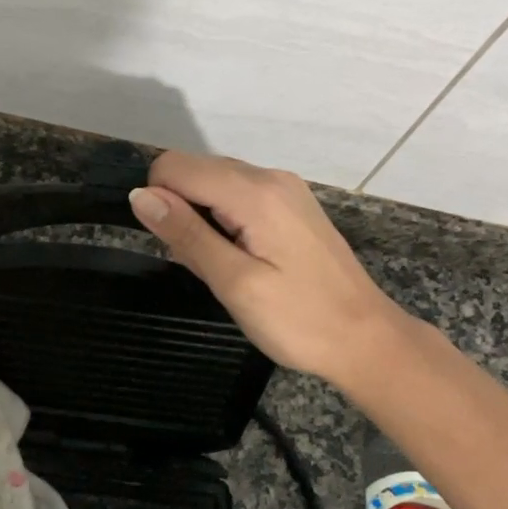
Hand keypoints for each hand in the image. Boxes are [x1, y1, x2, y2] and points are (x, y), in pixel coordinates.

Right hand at [128, 151, 401, 382]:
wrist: (368, 341)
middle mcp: (269, 177)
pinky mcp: (290, 203)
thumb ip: (187, 234)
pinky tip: (241, 257)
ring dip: (201, 216)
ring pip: (213, 181)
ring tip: (224, 265)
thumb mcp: (235, 283)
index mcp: (254, 193)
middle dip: (180, 210)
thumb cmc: (299, 320)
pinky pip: (237, 194)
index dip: (160, 203)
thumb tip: (139, 195)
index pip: (174, 167)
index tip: (179, 247)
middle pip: (193, 169)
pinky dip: (223, 218)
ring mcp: (284, 188)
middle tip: (203, 263)